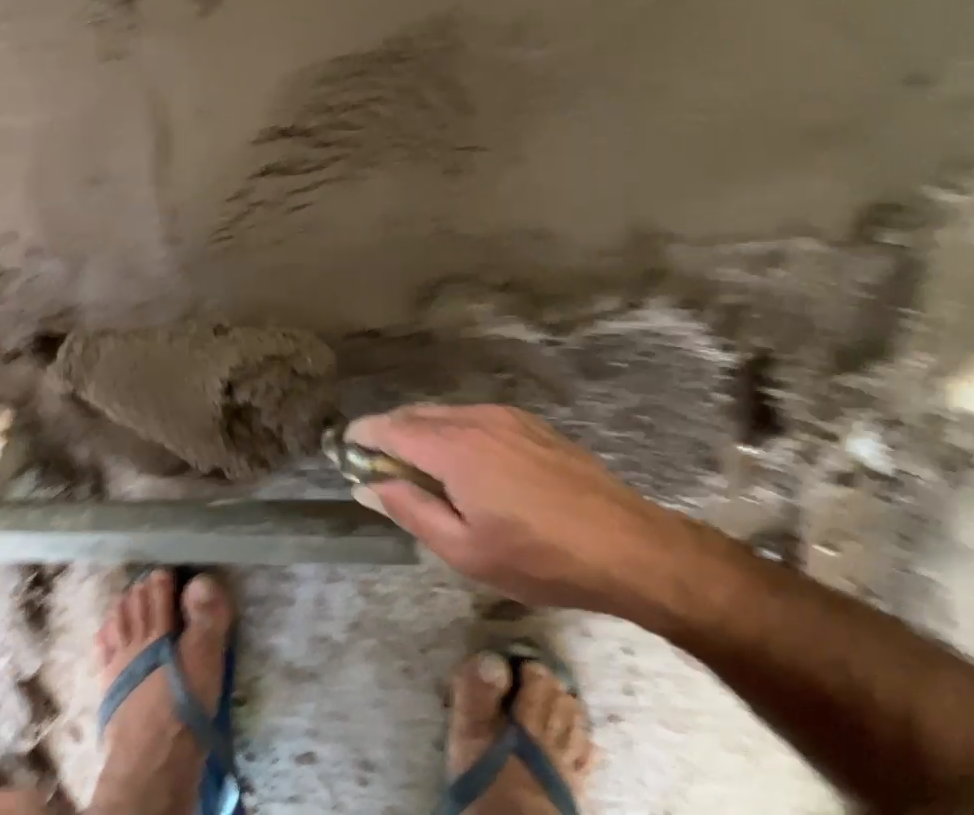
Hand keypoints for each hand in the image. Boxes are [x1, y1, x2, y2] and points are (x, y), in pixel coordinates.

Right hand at [348, 404, 681, 613]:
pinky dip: (454, 434)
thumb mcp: (462, 549)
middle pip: (416, 415)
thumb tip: (367, 485)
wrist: (628, 547)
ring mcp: (509, 418)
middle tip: (377, 468)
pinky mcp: (533, 426)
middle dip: (390, 434)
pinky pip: (476, 419)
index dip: (362, 436)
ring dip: (422, 434)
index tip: (345, 450)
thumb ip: (409, 510)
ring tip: (418, 472)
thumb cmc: (538, 558)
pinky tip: (464, 467)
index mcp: (454, 446)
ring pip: (448, 415)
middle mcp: (477, 419)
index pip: (390, 427)